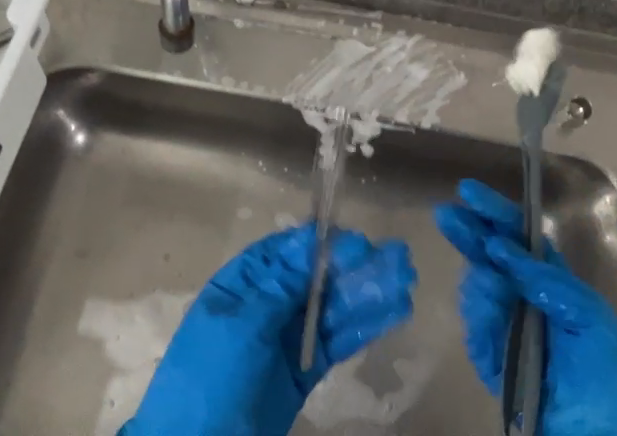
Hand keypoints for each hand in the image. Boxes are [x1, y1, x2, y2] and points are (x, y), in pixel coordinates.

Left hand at [123, 224, 416, 435]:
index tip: (356, 241)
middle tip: (398, 257)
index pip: (287, 252)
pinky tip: (395, 312)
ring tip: (406, 279)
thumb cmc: (209, 378)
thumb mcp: (241, 325)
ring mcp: (288, 338)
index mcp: (242, 286)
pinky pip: (339, 340)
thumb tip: (311, 238)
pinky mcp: (305, 370)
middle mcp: (268, 305)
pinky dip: (366, 326)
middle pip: (317, 276)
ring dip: (369, 291)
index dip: (321, 243)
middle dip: (356, 265)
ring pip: (334, 307)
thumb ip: (280, 284)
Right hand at [436, 180, 616, 435]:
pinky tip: (491, 330)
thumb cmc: (605, 366)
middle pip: (487, 255)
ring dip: (481, 287)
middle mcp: (522, 295)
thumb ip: (544, 278)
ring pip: (476, 290)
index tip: (468, 191)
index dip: (494, 211)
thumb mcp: (585, 313)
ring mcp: (505, 326)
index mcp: (548, 277)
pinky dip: (480, 326)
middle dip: (468, 234)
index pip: (517, 236)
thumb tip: (501, 245)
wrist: (604, 431)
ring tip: (495, 296)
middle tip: (447, 217)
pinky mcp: (493, 359)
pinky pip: (475, 332)